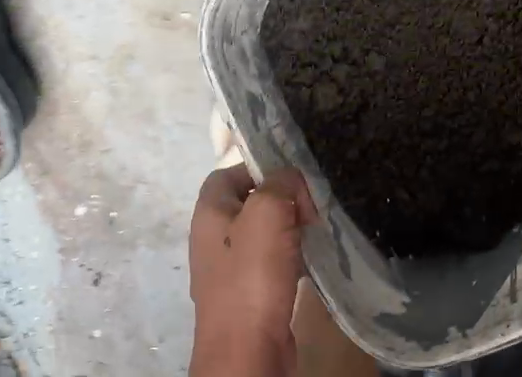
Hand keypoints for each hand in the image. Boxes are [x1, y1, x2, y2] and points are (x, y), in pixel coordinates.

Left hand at [189, 164, 316, 376]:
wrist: (246, 353)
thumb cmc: (252, 275)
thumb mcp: (268, 211)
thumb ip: (281, 183)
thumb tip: (291, 182)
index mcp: (209, 210)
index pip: (231, 171)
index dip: (261, 168)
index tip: (294, 178)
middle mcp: (212, 235)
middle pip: (250, 201)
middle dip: (282, 200)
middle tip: (309, 208)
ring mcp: (228, 267)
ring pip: (263, 233)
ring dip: (289, 230)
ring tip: (313, 232)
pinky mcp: (246, 294)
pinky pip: (269, 263)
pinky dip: (289, 258)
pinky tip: (308, 262)